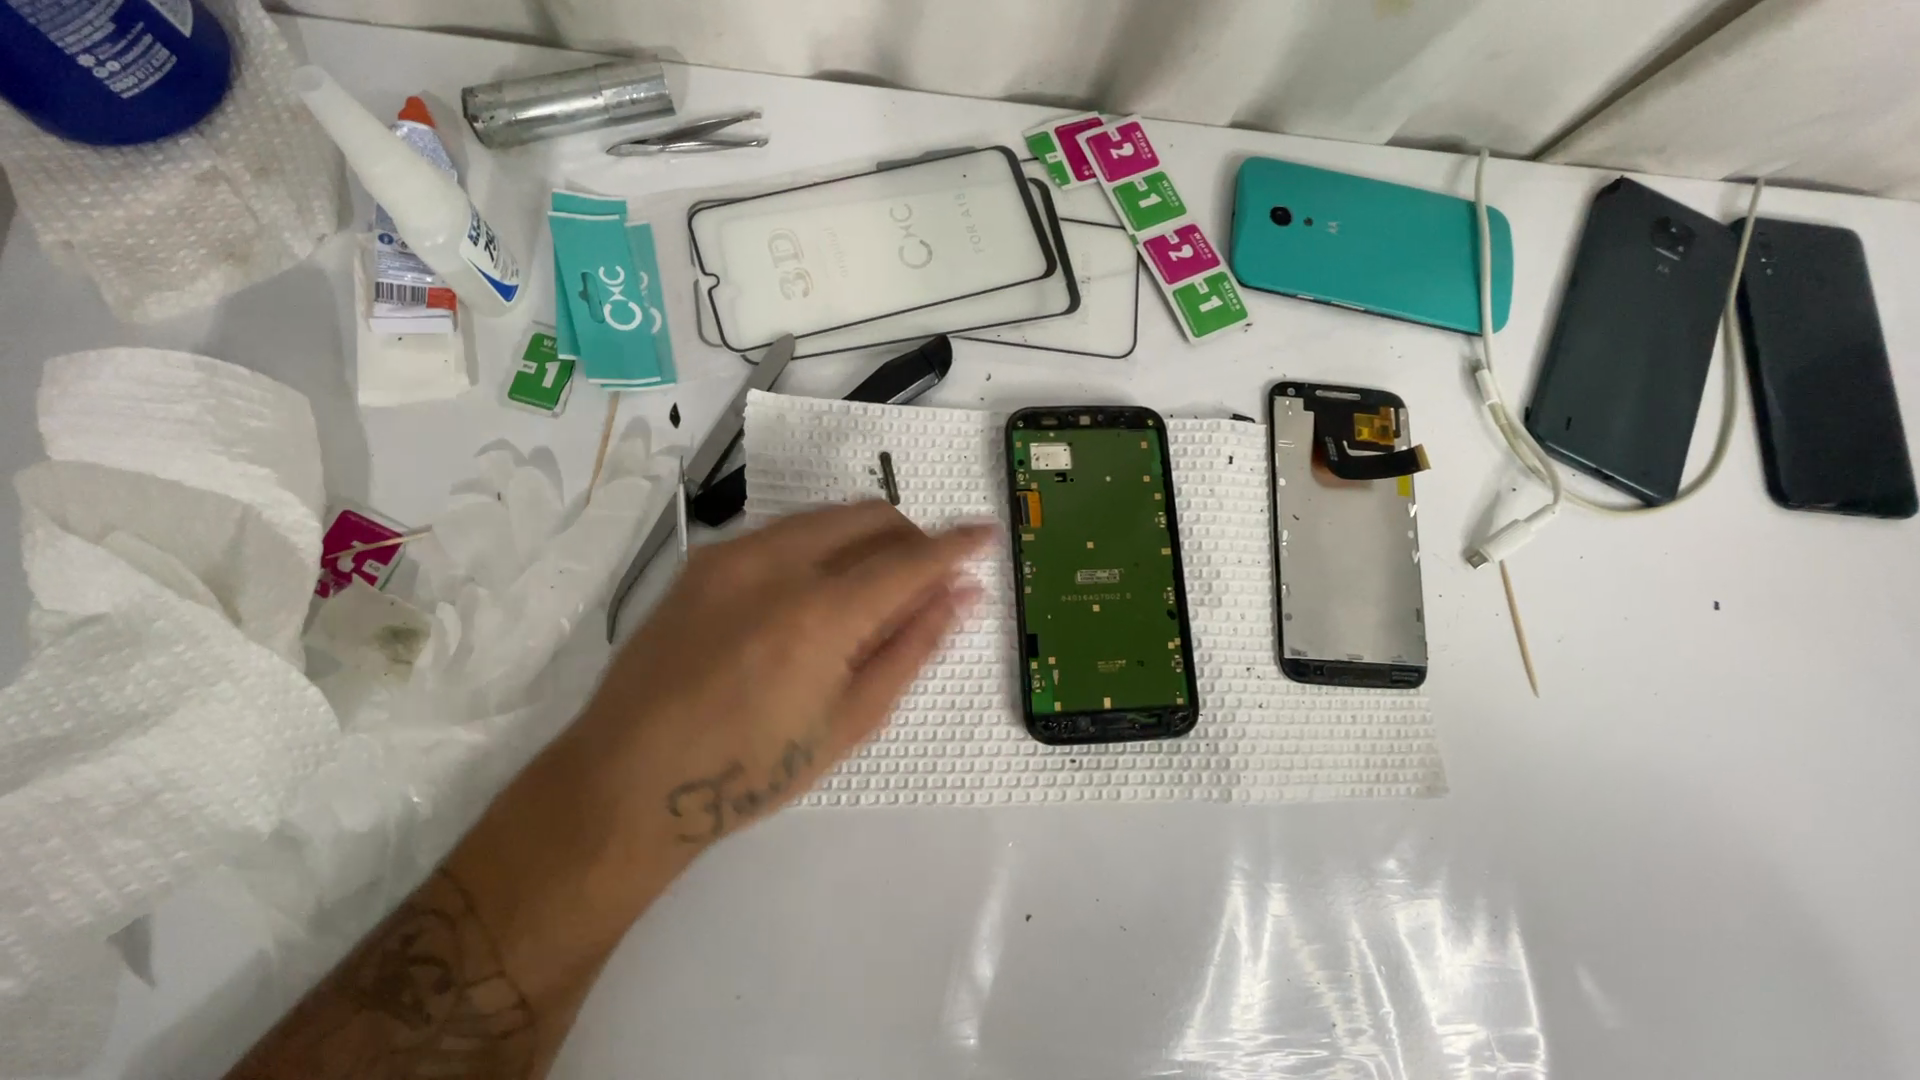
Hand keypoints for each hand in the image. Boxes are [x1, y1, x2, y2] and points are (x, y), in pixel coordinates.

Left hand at [580, 501, 990, 849]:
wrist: (629, 778)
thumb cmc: (751, 771)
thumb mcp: (849, 722)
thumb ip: (911, 648)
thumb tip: (961, 596)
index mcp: (821, 614)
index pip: (910, 558)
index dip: (957, 544)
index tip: (987, 534)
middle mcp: (777, 564)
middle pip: (869, 517)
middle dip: (911, 537)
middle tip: (925, 582)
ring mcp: (732, 554)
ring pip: (825, 517)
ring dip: (865, 538)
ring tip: (869, 594)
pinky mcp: (703, 560)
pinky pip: (783, 532)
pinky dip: (819, 548)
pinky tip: (812, 597)